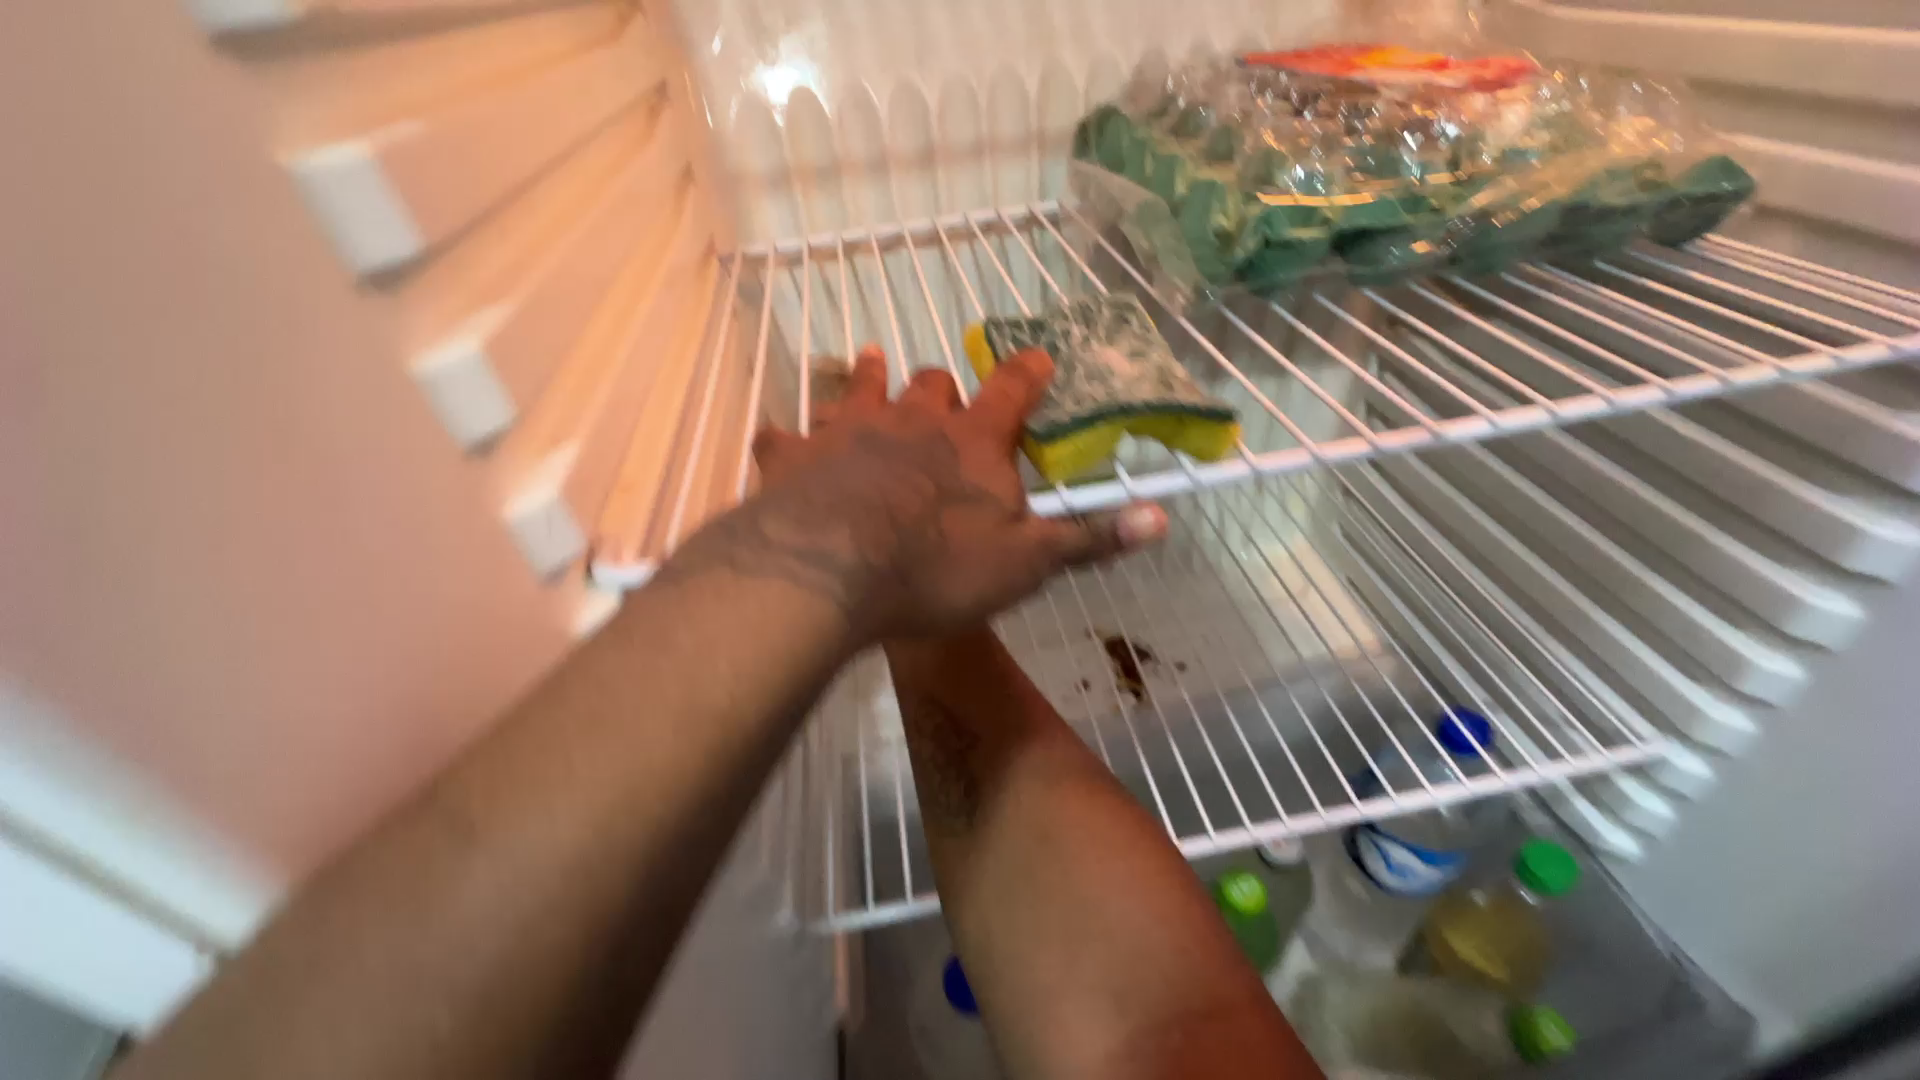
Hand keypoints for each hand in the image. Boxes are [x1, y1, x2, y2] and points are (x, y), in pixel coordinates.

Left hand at [657, 345, 1166, 642]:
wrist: (830, 571)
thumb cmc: (936, 569)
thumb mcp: (1024, 564)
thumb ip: (1088, 538)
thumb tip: (1162, 518)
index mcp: (971, 443)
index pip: (1012, 394)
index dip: (1028, 374)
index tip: (1040, 356)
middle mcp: (910, 422)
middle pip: (931, 384)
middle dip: (942, 386)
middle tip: (942, 393)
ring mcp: (847, 432)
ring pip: (860, 389)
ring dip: (868, 379)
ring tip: (871, 362)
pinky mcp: (794, 457)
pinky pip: (786, 436)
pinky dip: (788, 439)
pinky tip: (780, 440)